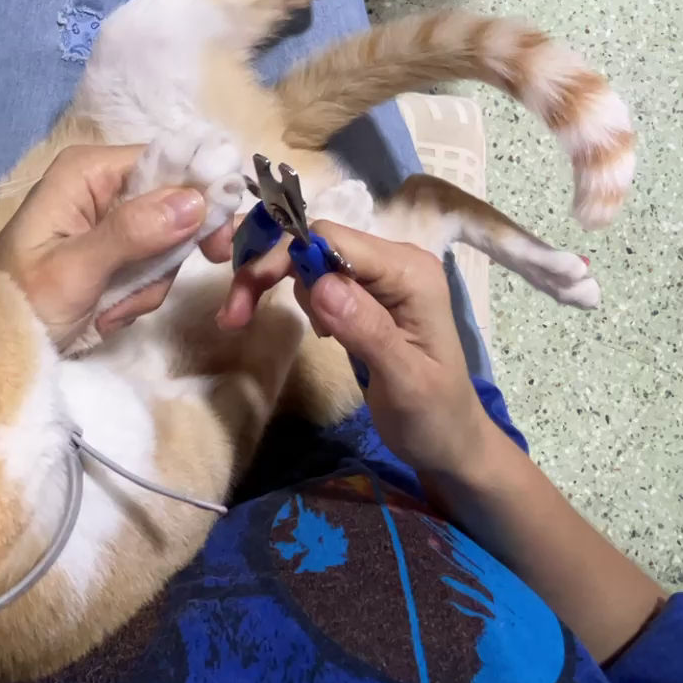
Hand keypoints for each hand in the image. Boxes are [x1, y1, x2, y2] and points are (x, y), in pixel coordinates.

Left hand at [0, 144, 232, 346]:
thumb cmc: (23, 301)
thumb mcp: (75, 270)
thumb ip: (133, 233)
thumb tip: (196, 200)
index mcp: (89, 172)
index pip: (167, 159)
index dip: (201, 194)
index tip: (219, 241)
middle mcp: (102, 185)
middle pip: (175, 202)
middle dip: (166, 254)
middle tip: (149, 288)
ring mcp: (109, 219)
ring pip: (168, 240)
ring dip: (148, 282)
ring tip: (108, 308)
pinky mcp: (113, 250)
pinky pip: (153, 265)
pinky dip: (138, 294)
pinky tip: (105, 313)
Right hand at [222, 222, 492, 485]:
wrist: (451, 443)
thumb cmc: (433, 417)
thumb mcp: (405, 382)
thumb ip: (366, 330)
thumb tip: (321, 284)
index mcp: (410, 272)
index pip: (331, 240)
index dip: (282, 257)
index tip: (245, 293)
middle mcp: (395, 261)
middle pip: (313, 244)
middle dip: (267, 270)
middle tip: (231, 313)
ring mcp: (380, 275)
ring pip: (308, 260)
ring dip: (275, 284)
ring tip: (262, 324)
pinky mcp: (365, 292)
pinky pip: (318, 278)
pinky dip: (294, 295)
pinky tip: (312, 330)